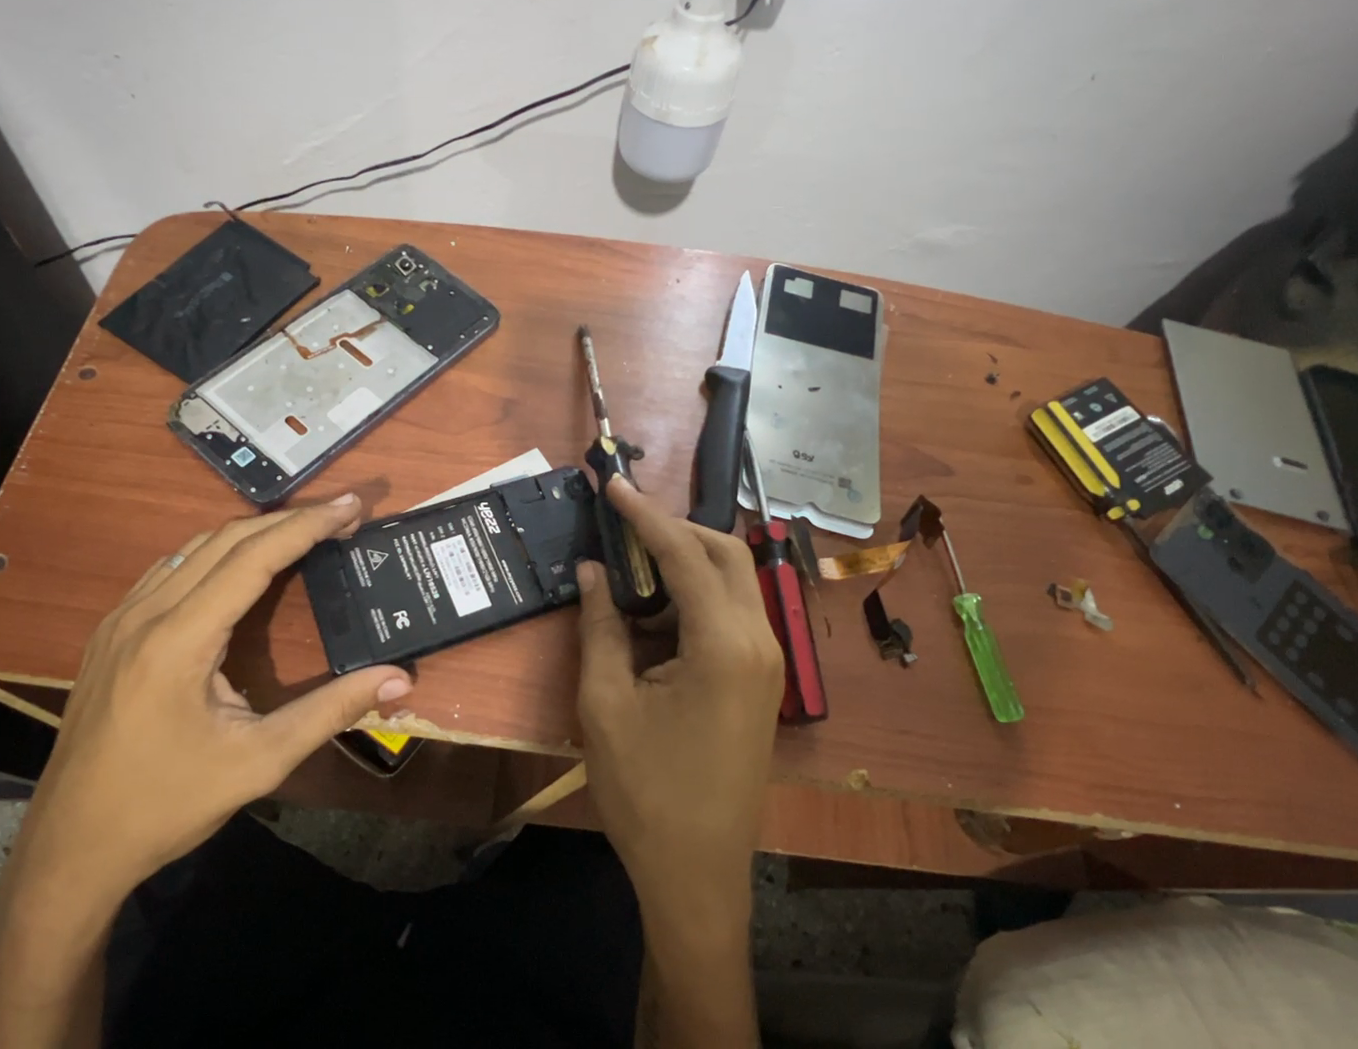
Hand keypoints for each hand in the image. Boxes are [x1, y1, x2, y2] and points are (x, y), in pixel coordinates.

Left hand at [18, 493, 411, 896]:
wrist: (74, 845)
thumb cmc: (169, 804)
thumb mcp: (259, 761)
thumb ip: (330, 711)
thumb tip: (399, 679)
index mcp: (178, 640)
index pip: (252, 558)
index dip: (306, 527)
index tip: (351, 507)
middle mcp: (144, 615)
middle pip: (223, 541)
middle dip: (287, 521)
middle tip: (340, 516)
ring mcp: (120, 622)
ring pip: (192, 551)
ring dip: (251, 534)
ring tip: (302, 533)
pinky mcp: (110, 636)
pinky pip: (169, 573)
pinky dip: (215, 556)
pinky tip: (239, 569)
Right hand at [576, 476, 783, 912]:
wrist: (697, 871)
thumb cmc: (644, 790)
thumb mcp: (606, 703)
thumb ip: (599, 627)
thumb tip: (590, 571)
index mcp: (723, 643)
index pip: (685, 554)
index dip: (645, 516)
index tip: (612, 486)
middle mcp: (759, 642)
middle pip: (724, 556)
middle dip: (674, 532)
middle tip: (620, 528)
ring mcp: (767, 664)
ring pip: (732, 587)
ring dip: (684, 570)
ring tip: (626, 583)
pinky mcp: (761, 684)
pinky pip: (731, 621)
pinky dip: (694, 606)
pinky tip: (652, 626)